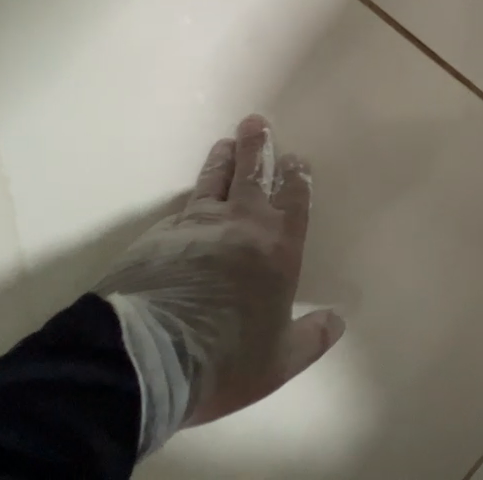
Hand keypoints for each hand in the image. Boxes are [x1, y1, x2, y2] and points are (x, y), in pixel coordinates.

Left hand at [95, 115, 342, 454]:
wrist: (145, 357)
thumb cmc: (225, 356)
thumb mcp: (279, 360)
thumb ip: (311, 337)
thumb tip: (338, 321)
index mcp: (278, 246)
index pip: (294, 198)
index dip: (296, 176)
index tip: (295, 157)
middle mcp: (241, 225)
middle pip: (252, 174)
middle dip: (257, 146)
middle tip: (255, 122)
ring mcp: (195, 226)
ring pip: (213, 181)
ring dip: (222, 160)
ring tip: (224, 143)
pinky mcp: (155, 238)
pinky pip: (178, 211)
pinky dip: (187, 201)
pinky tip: (185, 203)